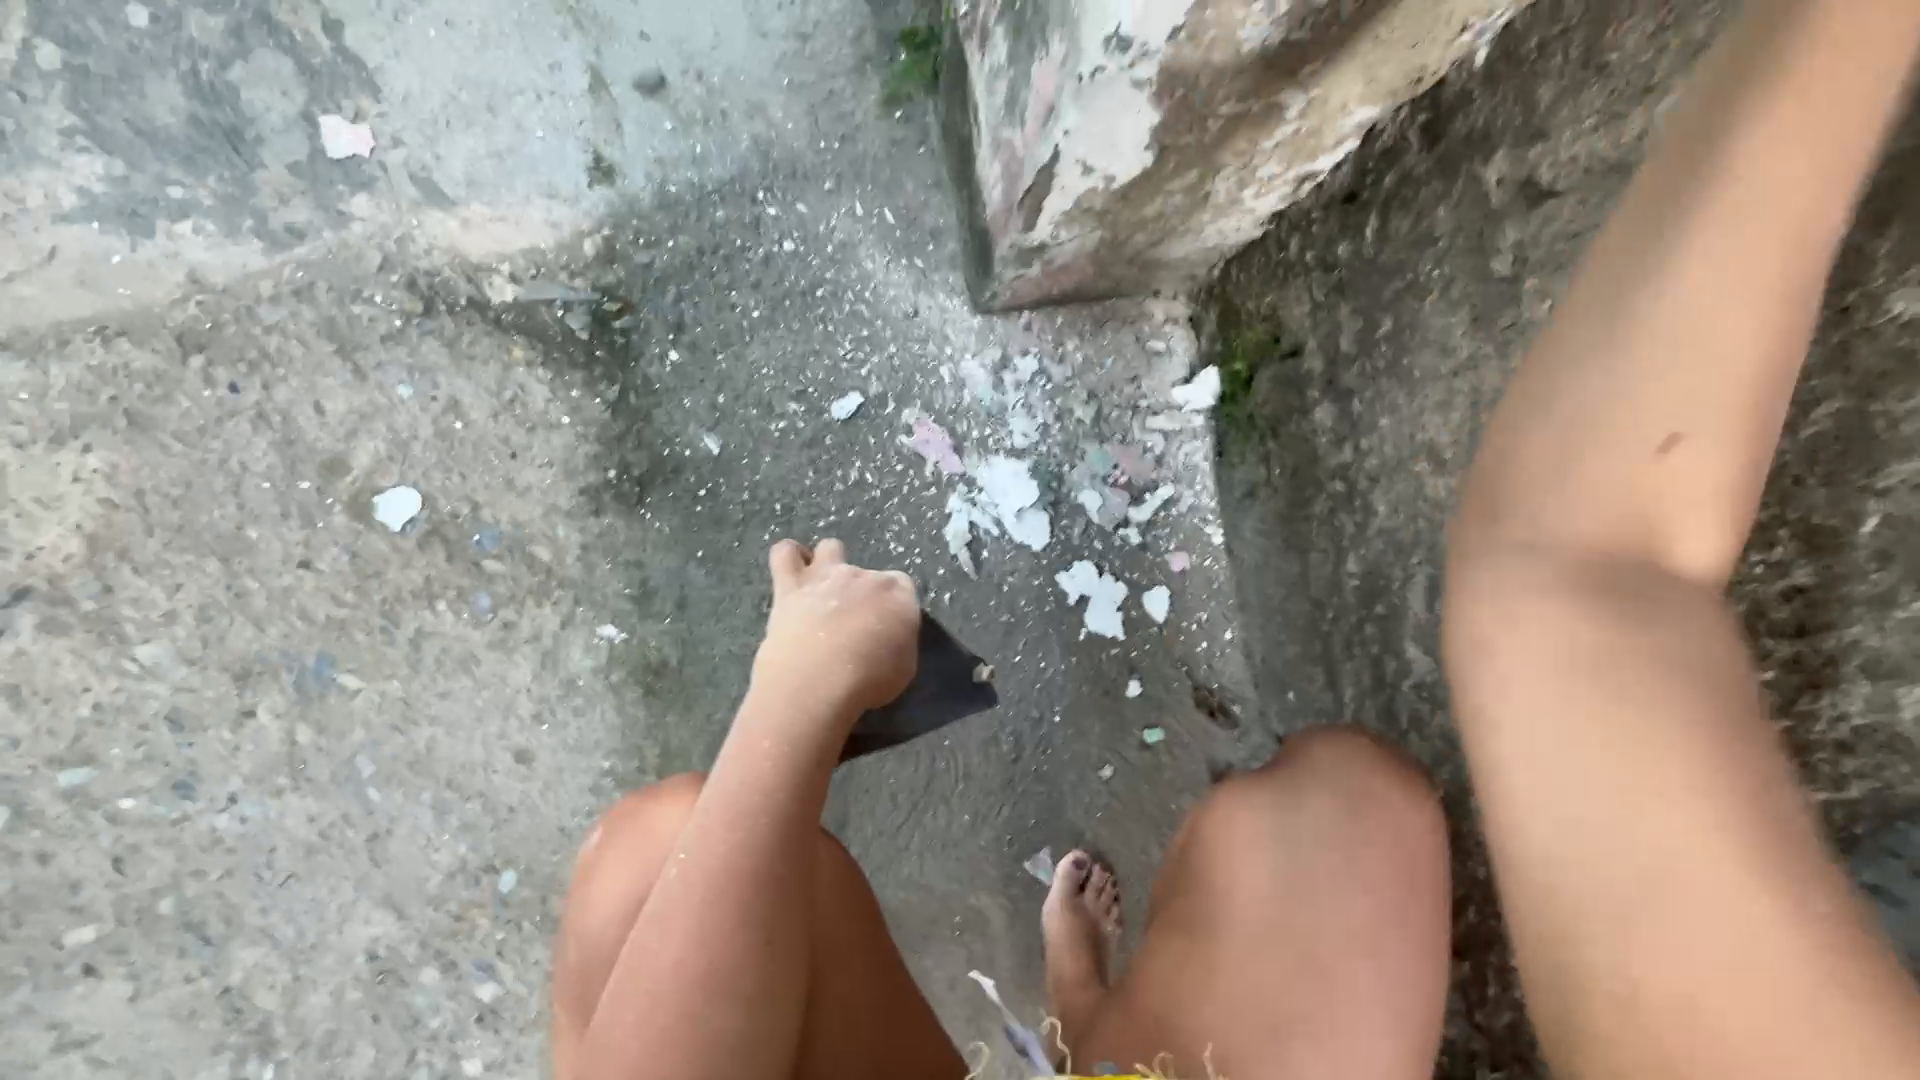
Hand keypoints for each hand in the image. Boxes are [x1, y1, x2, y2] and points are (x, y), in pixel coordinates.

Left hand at [750, 539, 919, 719]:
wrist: (817, 681)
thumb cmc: (869, 682)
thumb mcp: (904, 667)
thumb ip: (898, 642)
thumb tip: (887, 638)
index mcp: (897, 594)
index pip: (901, 585)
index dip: (893, 604)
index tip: (886, 626)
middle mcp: (864, 576)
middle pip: (866, 571)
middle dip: (860, 592)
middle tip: (850, 622)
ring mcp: (826, 576)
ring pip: (830, 548)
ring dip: (828, 563)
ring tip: (821, 589)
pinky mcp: (790, 585)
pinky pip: (784, 554)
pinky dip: (789, 558)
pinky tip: (791, 574)